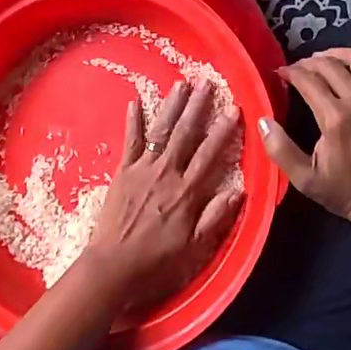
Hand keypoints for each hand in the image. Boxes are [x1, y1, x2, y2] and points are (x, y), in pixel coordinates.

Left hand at [81, 80, 242, 306]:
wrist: (111, 267)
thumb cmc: (156, 260)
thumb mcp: (195, 246)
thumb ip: (216, 216)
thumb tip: (239, 190)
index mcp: (187, 191)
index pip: (210, 154)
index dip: (223, 130)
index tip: (234, 108)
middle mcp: (167, 173)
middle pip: (186, 134)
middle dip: (198, 106)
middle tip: (207, 82)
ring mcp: (142, 169)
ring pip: (161, 131)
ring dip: (172, 106)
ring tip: (182, 84)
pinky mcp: (122, 172)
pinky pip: (130, 142)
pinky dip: (133, 121)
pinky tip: (136, 101)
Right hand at [258, 48, 350, 231]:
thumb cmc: (345, 192)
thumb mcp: (304, 178)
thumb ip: (280, 149)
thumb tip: (262, 120)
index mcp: (336, 119)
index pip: (308, 79)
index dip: (291, 72)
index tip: (281, 73)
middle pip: (332, 65)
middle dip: (310, 62)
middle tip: (301, 68)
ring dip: (341, 54)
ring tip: (328, 59)